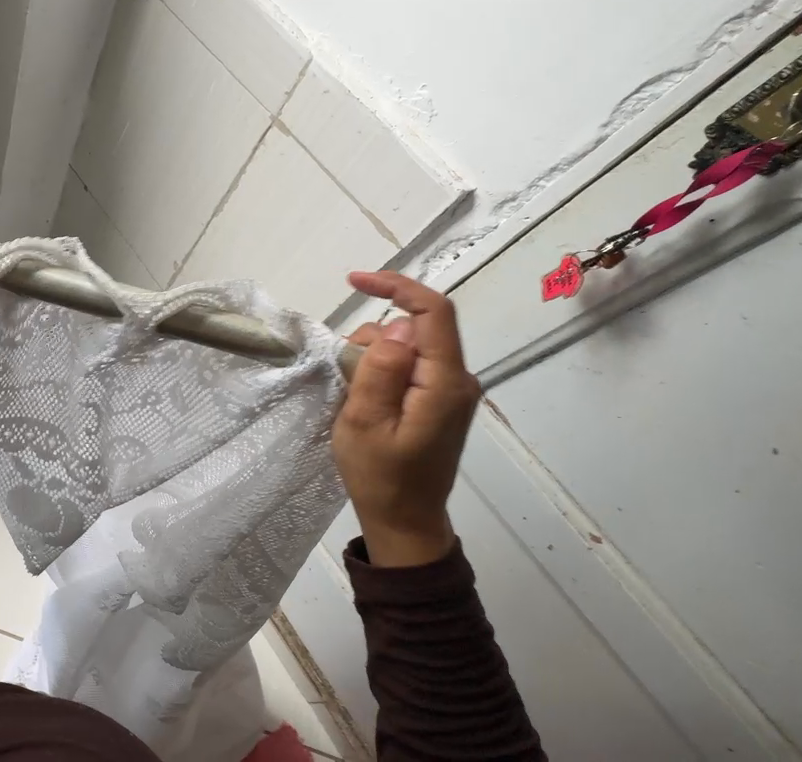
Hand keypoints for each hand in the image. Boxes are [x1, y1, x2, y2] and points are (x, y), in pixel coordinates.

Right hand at [334, 271, 481, 566]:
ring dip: (373, 353)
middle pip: (417, 326)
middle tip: (343, 372)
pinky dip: (381, 366)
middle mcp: (458, 380)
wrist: (404, 519)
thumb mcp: (365, 422)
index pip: (433, 313)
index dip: (396, 286)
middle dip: (372, 335)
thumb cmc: (379, 475)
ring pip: (410, 344)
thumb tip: (397, 328)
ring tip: (352, 392)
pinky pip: (411, 363)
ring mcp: (452, 390)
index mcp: (444, 384)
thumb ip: (381, 371)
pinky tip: (364, 395)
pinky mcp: (441, 399)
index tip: (354, 281)